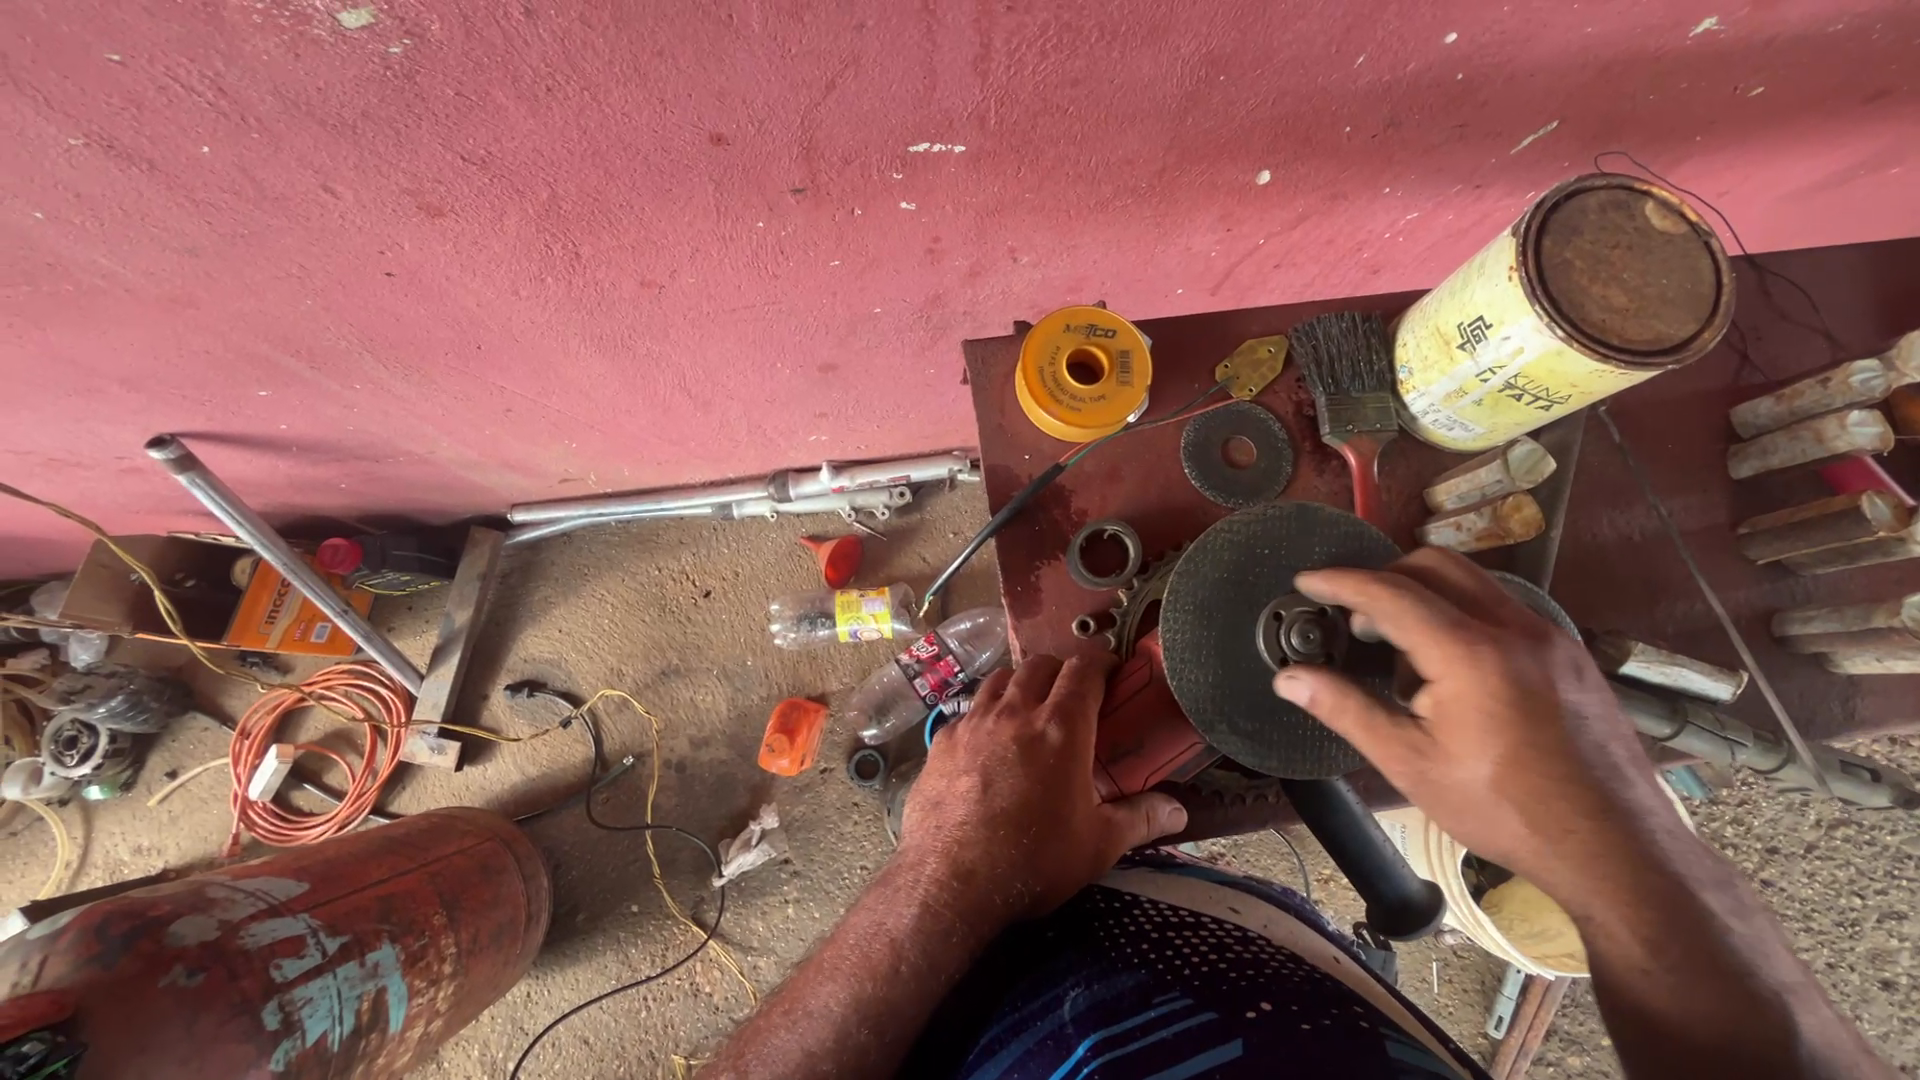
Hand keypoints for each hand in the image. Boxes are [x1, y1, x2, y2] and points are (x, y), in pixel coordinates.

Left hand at [899, 655, 1187, 925]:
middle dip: (1060, 670)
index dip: (1101, 663)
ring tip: (1028, 708)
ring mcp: (972, 723)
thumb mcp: (1098, 845)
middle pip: (1039, 665)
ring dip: (1019, 685)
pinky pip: (966, 712)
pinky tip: (986, 745)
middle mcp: (1014, 712)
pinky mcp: (941, 741)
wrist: (951, 881)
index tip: (1111, 670)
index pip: (1084, 670)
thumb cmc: (1034, 860)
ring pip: (999, 680)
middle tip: (1072, 693)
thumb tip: (1179, 810)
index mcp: (1060, 729)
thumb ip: (1140, 819)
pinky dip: (983, 716)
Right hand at [1269, 548, 1681, 894]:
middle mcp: (1513, 627)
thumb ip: (1344, 709)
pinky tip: (1449, 668)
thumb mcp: (1409, 762)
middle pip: (1434, 566)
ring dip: (1422, 594)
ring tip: (1398, 648)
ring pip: (1472, 581)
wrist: (1617, 849)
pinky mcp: (1570, 653)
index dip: (1340, 581)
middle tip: (1351, 619)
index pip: (1389, 592)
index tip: (1305, 581)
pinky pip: (1501, 607)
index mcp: (1469, 651)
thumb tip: (1287, 678)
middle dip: (1383, 578)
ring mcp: (1549, 636)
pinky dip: (1459, 613)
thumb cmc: (1503, 808)